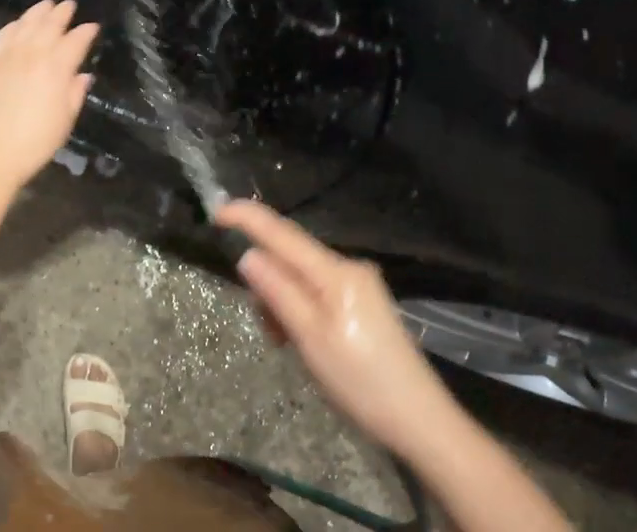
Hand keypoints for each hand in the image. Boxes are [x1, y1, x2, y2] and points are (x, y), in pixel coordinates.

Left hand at [0, 0, 98, 186]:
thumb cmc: (35, 141)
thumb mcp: (65, 120)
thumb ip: (74, 93)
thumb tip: (82, 75)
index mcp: (56, 68)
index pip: (75, 41)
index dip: (86, 31)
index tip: (93, 26)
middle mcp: (32, 54)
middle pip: (49, 25)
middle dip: (62, 13)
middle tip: (69, 5)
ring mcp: (8, 56)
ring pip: (25, 24)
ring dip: (37, 12)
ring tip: (46, 4)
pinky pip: (3, 35)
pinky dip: (13, 25)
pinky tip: (17, 24)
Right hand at [216, 200, 461, 461]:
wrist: (422, 423)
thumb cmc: (362, 382)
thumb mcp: (310, 338)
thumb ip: (277, 292)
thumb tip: (247, 256)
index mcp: (335, 273)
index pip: (281, 233)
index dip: (246, 218)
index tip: (214, 212)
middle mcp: (347, 269)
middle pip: (287, 257)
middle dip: (264, 282)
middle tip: (267, 328)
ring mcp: (356, 286)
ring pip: (297, 278)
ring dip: (280, 302)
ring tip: (286, 343)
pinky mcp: (360, 305)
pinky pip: (314, 293)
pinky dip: (297, 311)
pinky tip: (302, 342)